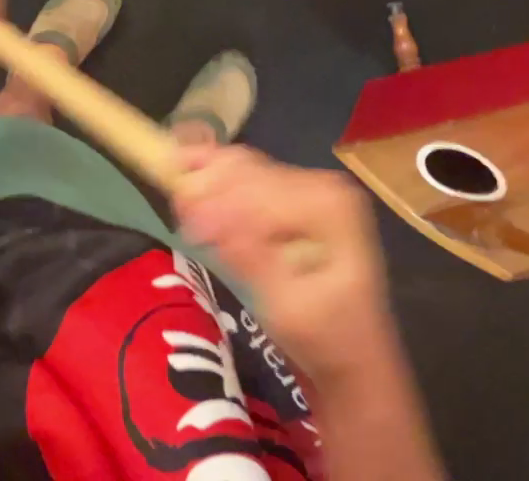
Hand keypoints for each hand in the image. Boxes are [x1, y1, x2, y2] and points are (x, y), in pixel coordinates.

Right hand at [172, 145, 399, 382]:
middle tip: (174, 200)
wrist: (354, 358)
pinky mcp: (297, 197)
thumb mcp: (286, 306)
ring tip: (177, 191)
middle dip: (208, 183)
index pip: (260, 191)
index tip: (182, 217)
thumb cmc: (324, 339)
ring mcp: (312, 188)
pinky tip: (192, 184)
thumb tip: (204, 218)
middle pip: (251, 171)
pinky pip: (250, 178)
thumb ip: (249, 257)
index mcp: (330, 207)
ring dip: (209, 179)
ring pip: (245, 170)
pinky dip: (219, 183)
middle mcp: (324, 186)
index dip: (217, 198)